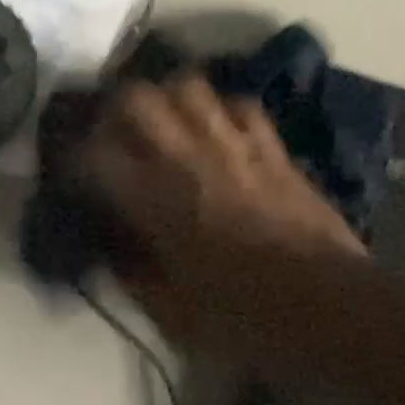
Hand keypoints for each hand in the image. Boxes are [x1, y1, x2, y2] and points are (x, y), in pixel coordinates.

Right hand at [77, 74, 365, 355]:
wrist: (335, 308)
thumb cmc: (249, 319)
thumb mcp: (174, 316)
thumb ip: (134, 277)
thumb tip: (113, 252)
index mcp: (154, 198)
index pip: (93, 156)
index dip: (72, 156)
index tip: (69, 167)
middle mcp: (185, 157)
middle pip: (135, 98)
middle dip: (115, 107)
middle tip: (115, 131)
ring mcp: (232, 143)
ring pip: (187, 85)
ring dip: (169, 97)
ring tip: (167, 119)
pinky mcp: (271, 146)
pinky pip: (241, 105)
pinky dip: (223, 110)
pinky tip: (220, 129)